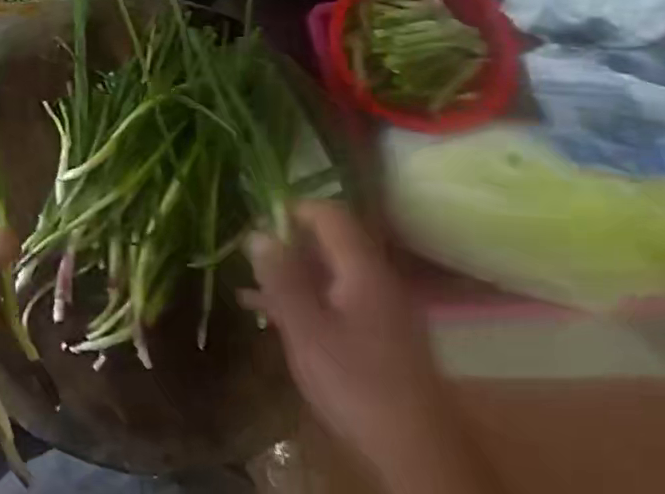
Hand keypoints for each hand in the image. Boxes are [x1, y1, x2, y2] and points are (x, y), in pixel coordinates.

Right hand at [245, 202, 496, 493]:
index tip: (257, 221)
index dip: (292, 209)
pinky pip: (335, 300)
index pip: (330, 214)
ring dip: (290, 273)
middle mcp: (377, 280)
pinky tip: (269, 312)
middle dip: (286, 243)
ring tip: (249, 282)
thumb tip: (257, 232)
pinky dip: (304, 298)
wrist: (416, 454)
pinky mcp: (379, 335)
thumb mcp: (306, 328)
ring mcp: (381, 309)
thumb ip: (281, 277)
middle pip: (329, 242)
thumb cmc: (356, 383)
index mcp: (364, 270)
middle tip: (248, 254)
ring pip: (328, 273)